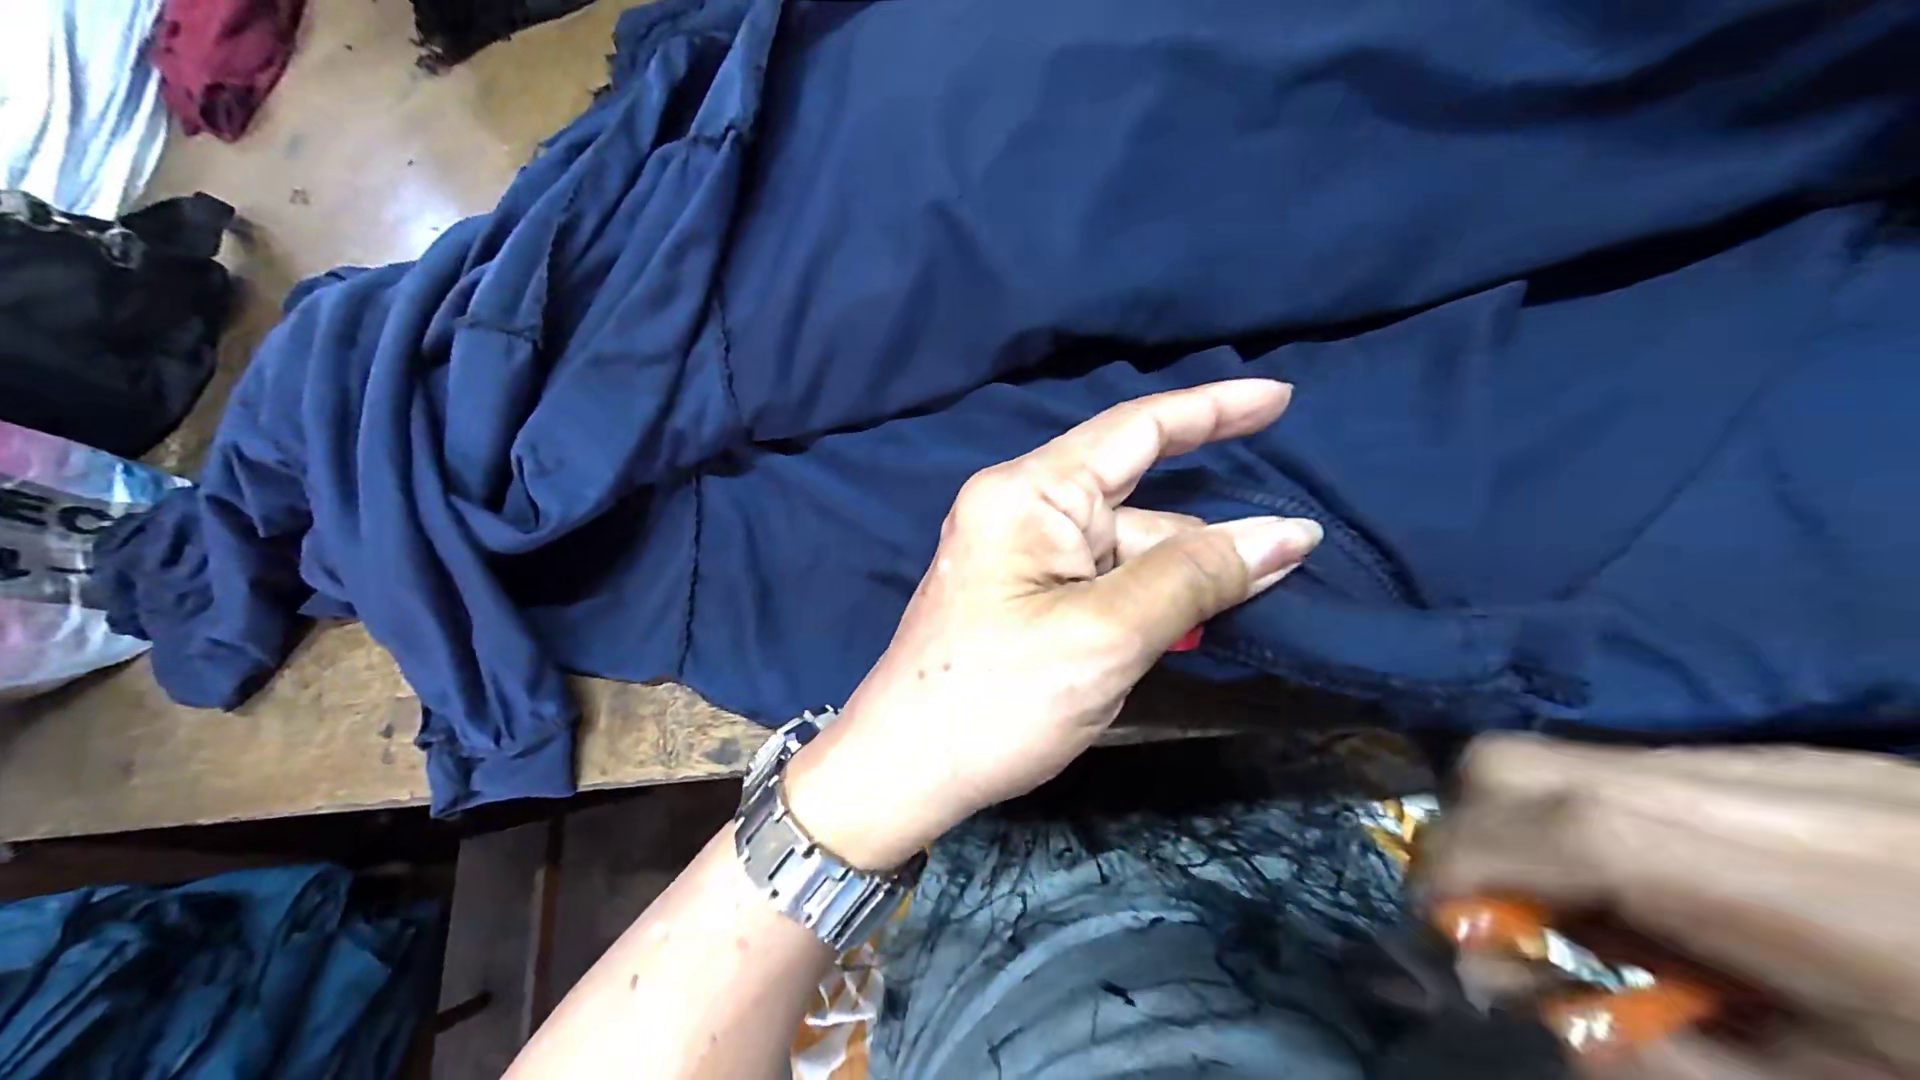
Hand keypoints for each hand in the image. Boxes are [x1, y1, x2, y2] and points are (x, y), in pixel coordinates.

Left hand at [784, 380, 1321, 869]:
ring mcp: (1021, 555)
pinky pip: (1105, 581)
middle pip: (1140, 504)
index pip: (1136, 429)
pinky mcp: (1025, 596)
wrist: (905, 770)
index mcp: (1030, 493)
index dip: (1213, 408)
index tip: (1281, 396)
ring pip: (1128, 550)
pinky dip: (1150, 601)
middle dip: (1207, 538)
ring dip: (1182, 580)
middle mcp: (1023, 509)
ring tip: (1239, 613)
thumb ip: (1195, 577)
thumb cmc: (997, 699)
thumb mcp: (1107, 635)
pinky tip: (1188, 628)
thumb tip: (1288, 533)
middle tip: (1290, 561)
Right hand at [1423, 736, 1919, 1077]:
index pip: (1571, 826)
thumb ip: (1660, 1058)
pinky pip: (1619, 770)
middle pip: (1521, 763)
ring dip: (1517, 830)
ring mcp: (1778, 761)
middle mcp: (1773, 792)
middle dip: (1467, 837)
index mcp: (1819, 893)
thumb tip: (1512, 992)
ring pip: (1554, 757)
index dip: (1468, 867)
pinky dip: (1581, 821)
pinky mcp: (1787, 760)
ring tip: (1572, 911)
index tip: (1438, 927)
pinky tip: (1649, 889)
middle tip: (1490, 917)